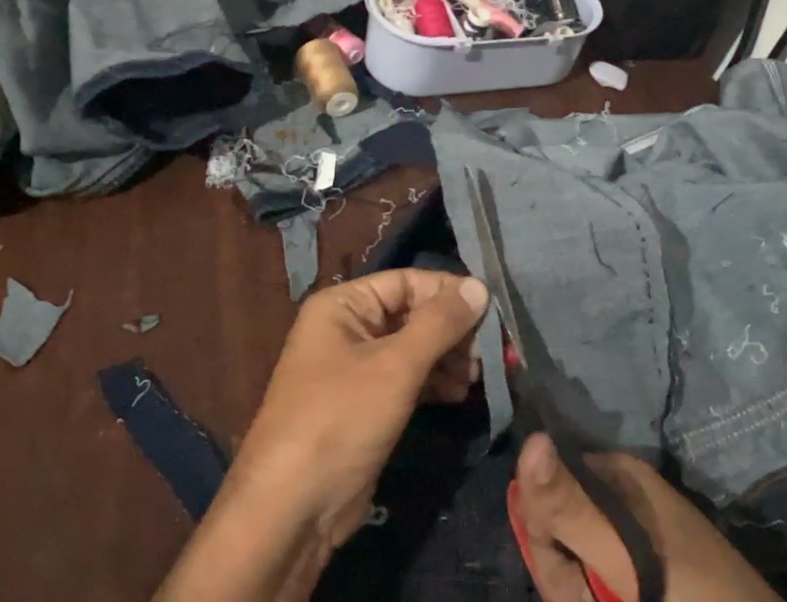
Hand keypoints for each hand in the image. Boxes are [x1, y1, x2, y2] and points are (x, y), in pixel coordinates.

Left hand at [156, 269, 487, 600]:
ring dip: (447, 358)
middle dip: (451, 330)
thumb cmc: (341, 419)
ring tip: (477, 375)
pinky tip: (460, 393)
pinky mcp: (365, 406)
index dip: (448, 292)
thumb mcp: (395, 366)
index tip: (492, 309)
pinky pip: (406, 380)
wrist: (294, 506)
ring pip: (412, 349)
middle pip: (411, 314)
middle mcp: (346, 329)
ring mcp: (354, 370)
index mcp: (341, 305)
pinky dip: (434, 383)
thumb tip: (479, 285)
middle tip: (490, 351)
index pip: (406, 281)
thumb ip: (440, 323)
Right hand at [513, 434, 781, 601]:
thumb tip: (531, 438)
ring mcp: (628, 531)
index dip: (542, 535)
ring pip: (570, 559)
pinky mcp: (638, 563)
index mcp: (614, 473)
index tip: (568, 568)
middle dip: (565, 574)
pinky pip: (594, 573)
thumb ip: (570, 503)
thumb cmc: (689, 590)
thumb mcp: (624, 552)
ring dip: (580, 592)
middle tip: (600, 600)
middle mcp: (616, 493)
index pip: (539, 488)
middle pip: (553, 528)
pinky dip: (594, 595)